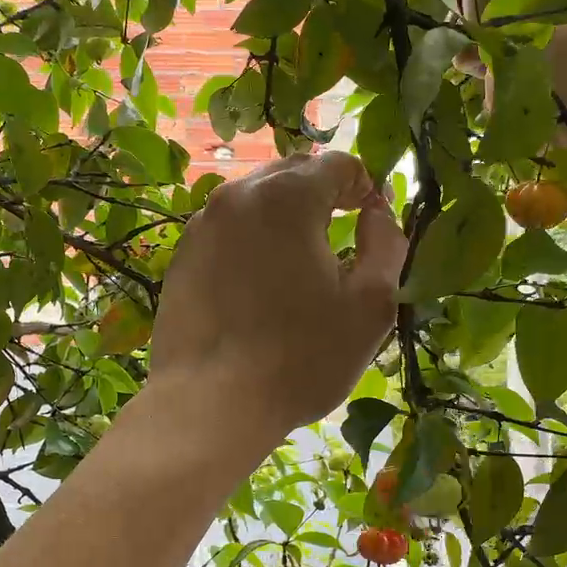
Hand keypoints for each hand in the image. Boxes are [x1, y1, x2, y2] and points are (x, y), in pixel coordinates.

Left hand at [149, 152, 407, 439]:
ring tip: (299, 261)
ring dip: (282, 218)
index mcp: (286, 197)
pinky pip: (225, 233)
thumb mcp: (370, 305)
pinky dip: (249, 243)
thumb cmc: (301, 357)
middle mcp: (236, 198)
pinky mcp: (180, 259)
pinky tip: (258, 285)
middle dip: (321, 194)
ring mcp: (200, 227)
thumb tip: (377, 214)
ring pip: (253, 202)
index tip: (372, 219)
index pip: (337, 164)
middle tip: (340, 235)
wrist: (210, 402)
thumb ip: (386, 246)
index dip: (364, 186)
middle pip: (290, 174)